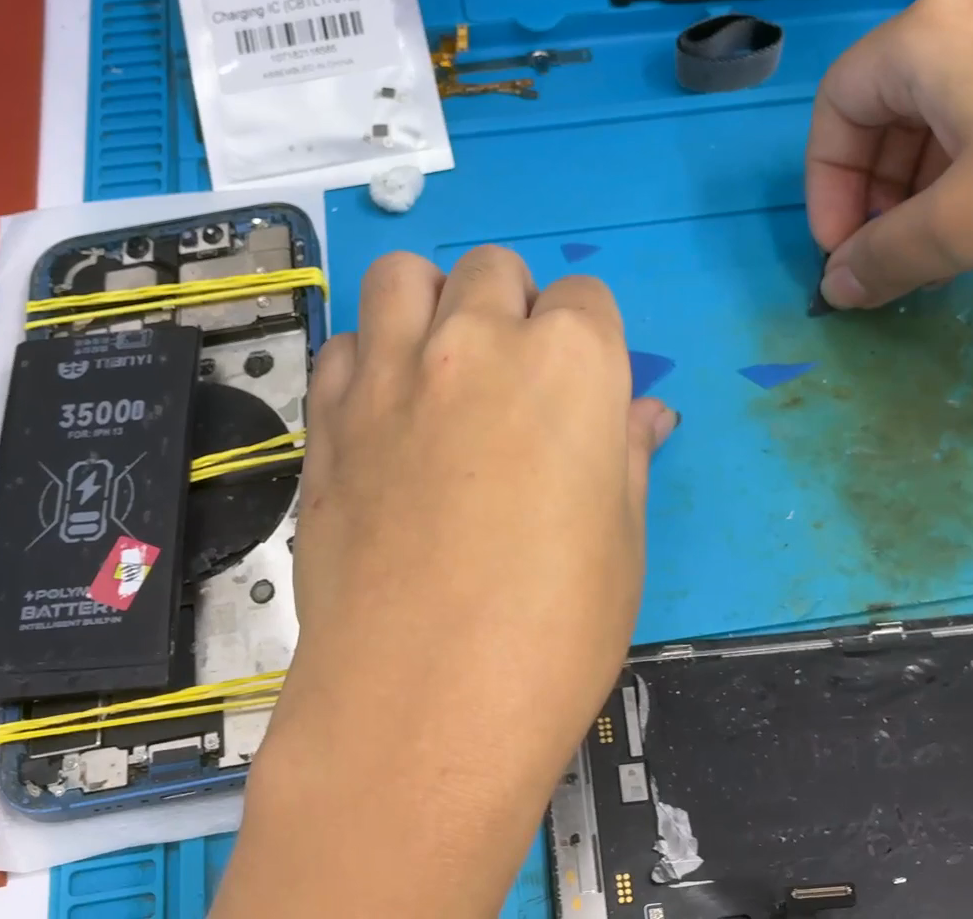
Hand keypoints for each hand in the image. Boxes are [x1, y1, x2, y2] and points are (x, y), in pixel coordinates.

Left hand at [234, 246, 674, 914]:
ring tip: (440, 365)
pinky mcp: (327, 414)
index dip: (590, 342)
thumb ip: (628, 454)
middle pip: (495, 268)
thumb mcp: (623, 539)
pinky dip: (367, 358)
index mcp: (572, 361)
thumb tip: (644, 416)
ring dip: (430, 302)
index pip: (587, 297)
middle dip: (513, 306)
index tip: (581, 391)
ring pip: (404, 275)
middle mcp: (478, 340)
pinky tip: (382, 415)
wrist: (424, 705)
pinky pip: (345, 343)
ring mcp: (391, 371)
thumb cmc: (555, 629)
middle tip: (513, 379)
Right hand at [806, 0, 972, 307]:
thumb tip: (834, 289)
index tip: (843, 251)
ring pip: (937, 118)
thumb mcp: (964, 226)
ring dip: (917, 191)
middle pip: (883, 112)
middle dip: (872, 194)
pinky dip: (967, 174)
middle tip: (887, 257)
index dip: (825, 186)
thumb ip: (882, 257)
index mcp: (929, 39)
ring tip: (934, 252)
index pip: (836, 107)